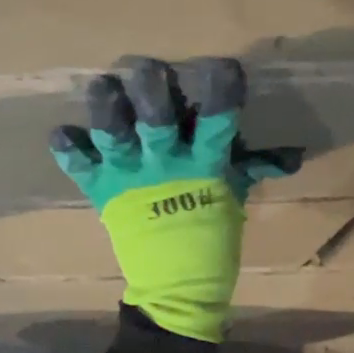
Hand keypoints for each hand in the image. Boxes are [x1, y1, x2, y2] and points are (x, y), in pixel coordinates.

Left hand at [48, 57, 302, 342]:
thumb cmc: (210, 239)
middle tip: (147, 67)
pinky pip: (80, 168)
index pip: (217, 123)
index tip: (222, 66)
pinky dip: (69, 151)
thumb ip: (253, 168)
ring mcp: (128, 177)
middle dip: (151, 93)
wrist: (176, 287)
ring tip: (100, 85)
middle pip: (157, 123)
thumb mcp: (233, 199)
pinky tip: (59, 132)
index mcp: (202, 165)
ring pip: (114, 137)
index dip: (220, 95)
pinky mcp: (101, 191)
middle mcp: (163, 165)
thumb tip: (294, 154)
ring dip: (106, 110)